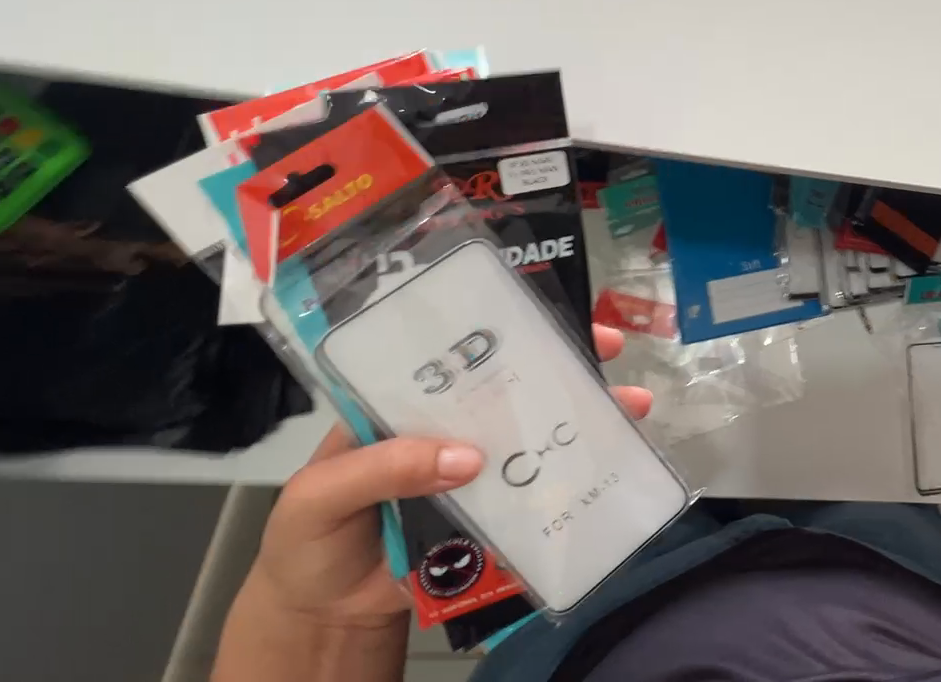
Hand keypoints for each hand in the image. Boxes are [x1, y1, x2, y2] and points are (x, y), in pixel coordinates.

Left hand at [246, 324, 652, 628]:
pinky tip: (609, 465)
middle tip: (612, 350)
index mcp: (407, 405)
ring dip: (585, 420)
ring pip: (537, 434)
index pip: (460, 354)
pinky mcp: (498, 511)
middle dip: (567, 364)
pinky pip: (540, 489)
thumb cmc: (308, 543)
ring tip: (632, 410)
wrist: (325, 620)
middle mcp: (452, 425)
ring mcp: (479, 468)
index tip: (551, 319)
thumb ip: (381, 470)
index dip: (507, 332)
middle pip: (515, 386)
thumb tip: (467, 457)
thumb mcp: (319, 497)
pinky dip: (575, 476)